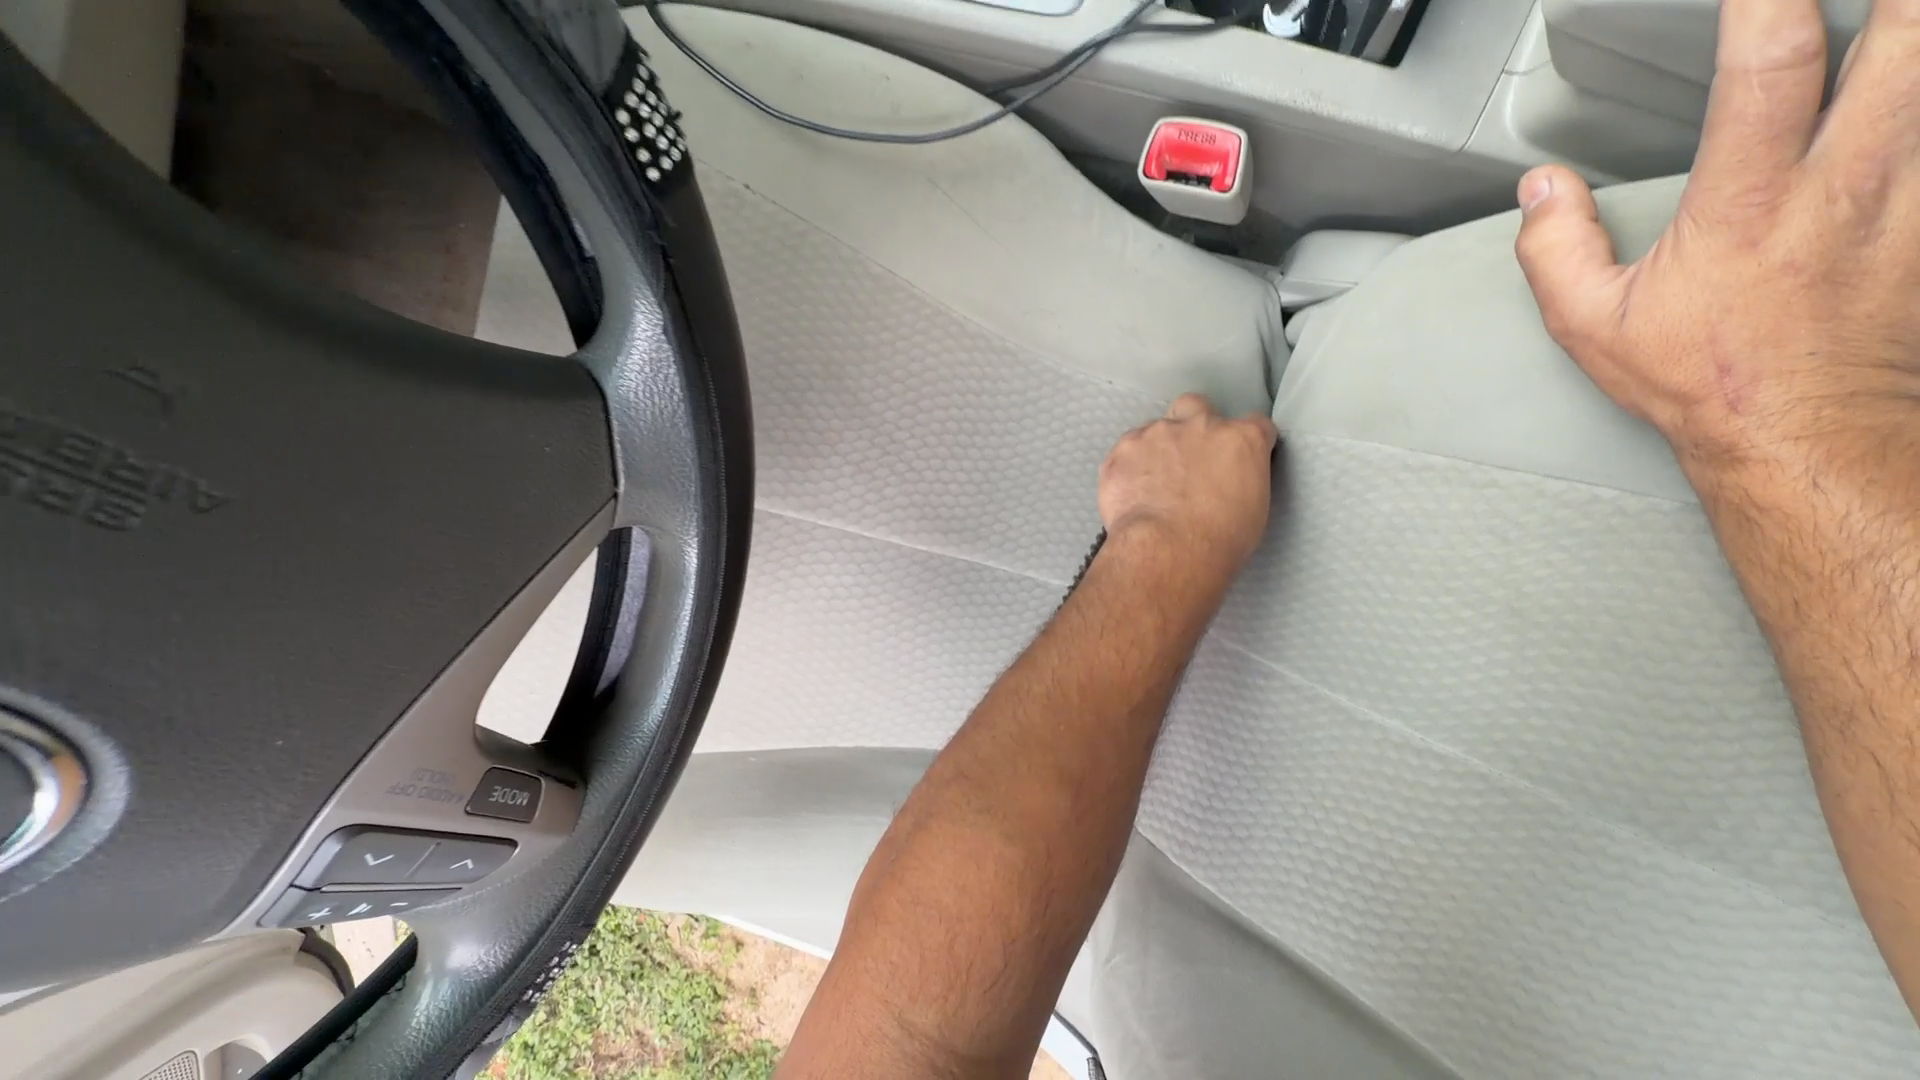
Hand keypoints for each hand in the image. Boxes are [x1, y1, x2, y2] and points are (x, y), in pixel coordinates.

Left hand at [1097, 394, 1277, 577]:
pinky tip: (1130, 493)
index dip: (1245, 443)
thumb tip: (1227, 479)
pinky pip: (1126, 452)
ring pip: (1155, 430)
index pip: (1255, 425)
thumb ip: (1242, 477)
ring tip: (1152, 486)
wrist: (1169, 548)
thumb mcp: (1253, 507)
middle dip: (1192, 423)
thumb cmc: (1221, 538)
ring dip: (1156, 451)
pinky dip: (1129, 468)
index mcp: (1241, 438)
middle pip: (1196, 406)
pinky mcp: (1123, 449)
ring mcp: (1157, 433)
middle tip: (1186, 459)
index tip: (1238, 462)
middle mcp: (1200, 424)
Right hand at [1514, 0, 1919, 473]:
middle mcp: (1844, 186)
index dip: (1766, 0)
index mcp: (1745, 207)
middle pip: (1906, 36)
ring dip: (1917, 32)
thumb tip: (1541, 189)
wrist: (1801, 429)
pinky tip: (1902, 88)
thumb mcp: (1588, 325)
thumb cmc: (1701, 378)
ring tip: (1890, 16)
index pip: (1770, 67)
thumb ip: (1553, 250)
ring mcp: (1910, 196)